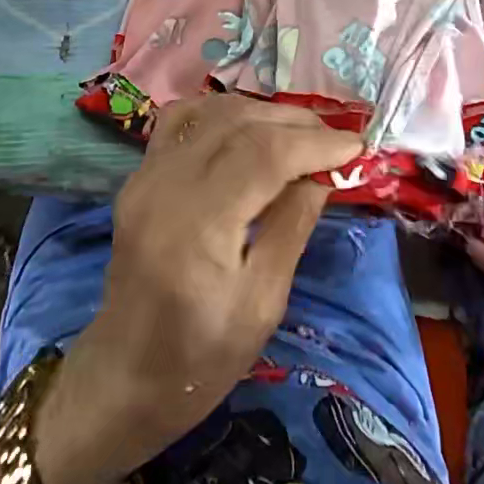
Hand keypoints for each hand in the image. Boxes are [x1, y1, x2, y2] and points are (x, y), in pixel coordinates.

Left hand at [33, 94, 360, 483]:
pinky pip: (180, 122)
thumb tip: (323, 172)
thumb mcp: (264, 302)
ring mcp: (144, 176)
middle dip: (293, 122)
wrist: (127, 371)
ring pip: (208, 112)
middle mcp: (164, 186)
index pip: (262, 153)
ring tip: (300, 132)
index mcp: (197, 226)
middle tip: (334, 138)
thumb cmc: (203, 355)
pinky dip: (221, 115)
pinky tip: (248, 130)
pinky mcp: (137, 177)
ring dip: (260, 112)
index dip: (314, 142)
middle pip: (236, 122)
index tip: (356, 147)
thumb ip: (292, 225)